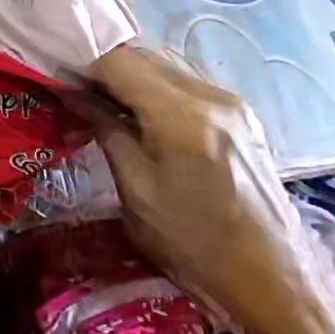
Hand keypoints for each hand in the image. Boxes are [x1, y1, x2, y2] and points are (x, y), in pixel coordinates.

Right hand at [84, 46, 334, 333]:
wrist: (270, 278)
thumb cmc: (192, 242)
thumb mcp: (136, 190)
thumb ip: (106, 131)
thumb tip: (74, 96)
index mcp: (181, 116)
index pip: (120, 62)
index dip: (85, 70)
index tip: (64, 90)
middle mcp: (211, 96)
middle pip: (144, 56)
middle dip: (106, 71)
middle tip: (80, 99)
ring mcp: (232, 102)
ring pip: (166, 65)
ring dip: (132, 79)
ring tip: (108, 109)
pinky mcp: (240, 114)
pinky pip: (186, 83)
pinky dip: (157, 90)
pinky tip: (143, 119)